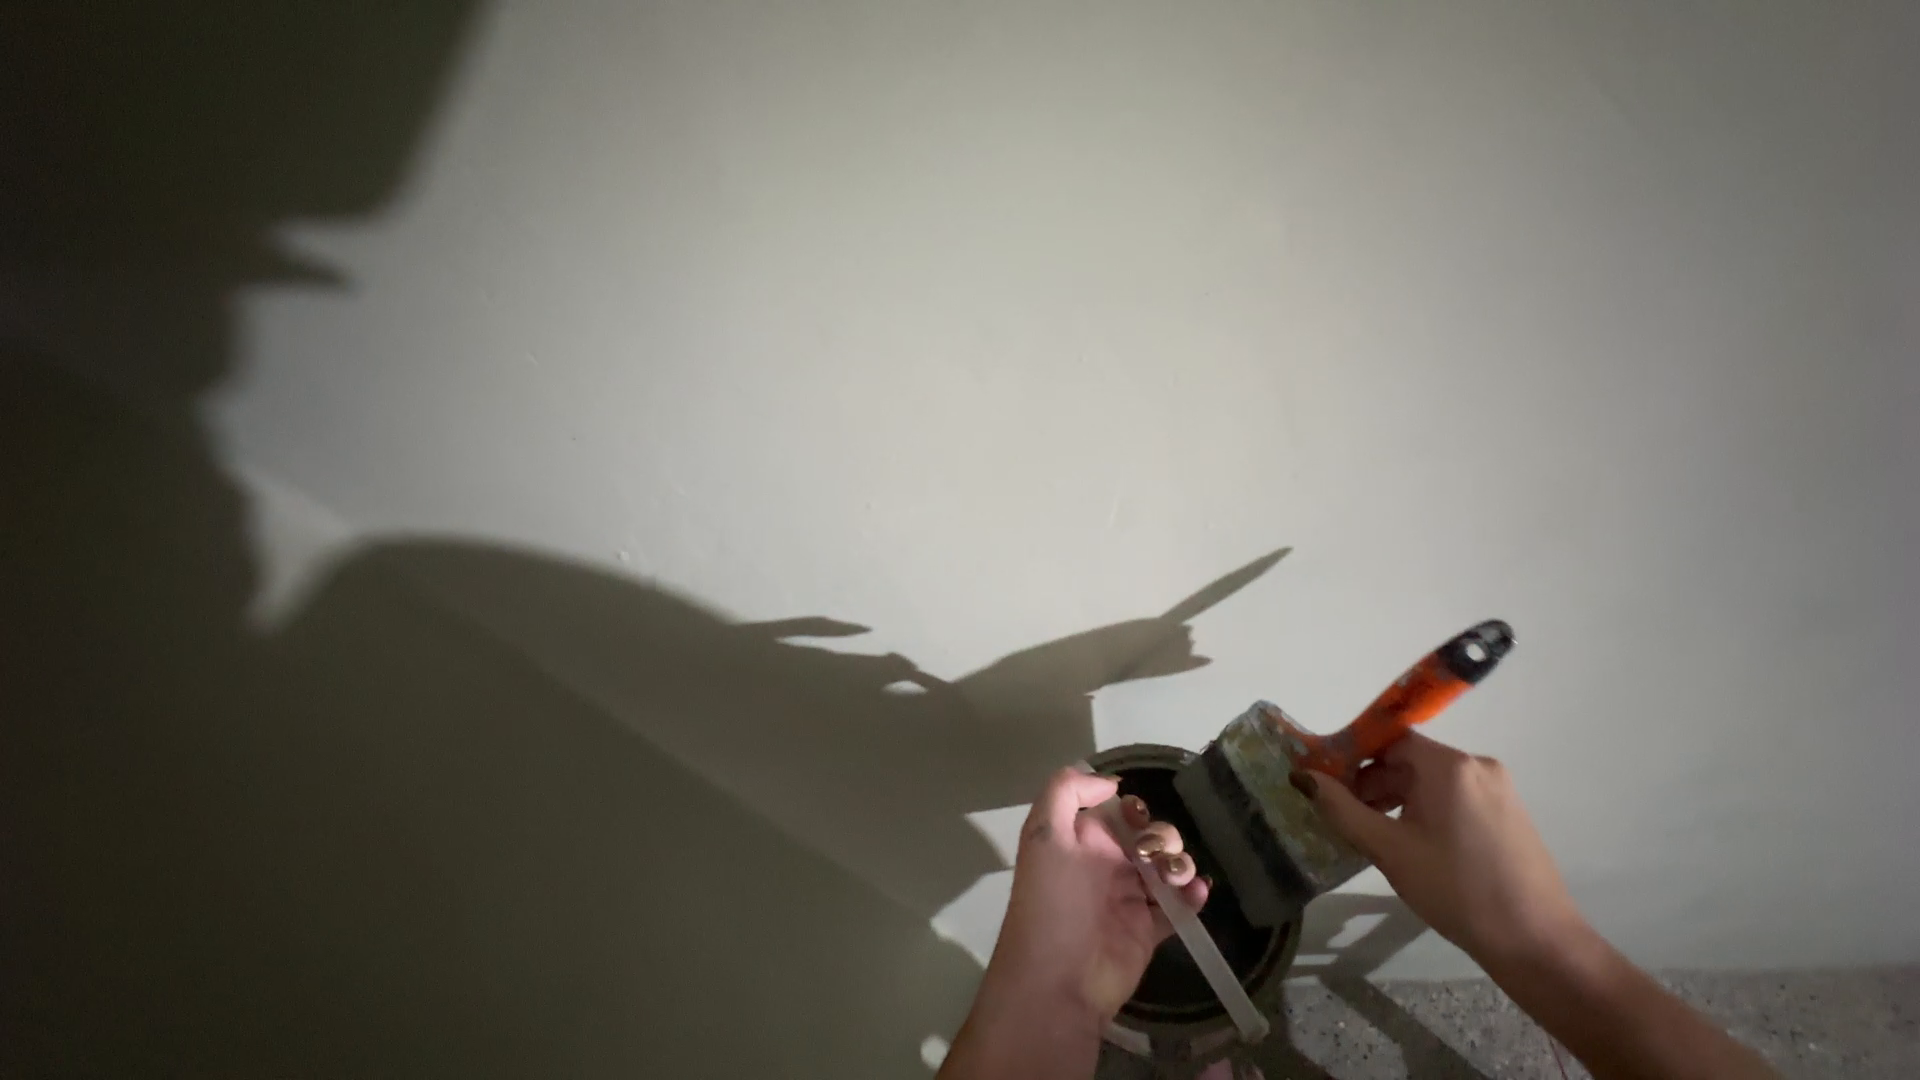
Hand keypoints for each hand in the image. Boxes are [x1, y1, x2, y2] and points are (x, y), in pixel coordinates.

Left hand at [988, 768, 1210, 1022]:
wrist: (1058, 979)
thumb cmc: (1052, 901)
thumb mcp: (1044, 834)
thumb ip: (1066, 792)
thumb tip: (1109, 782)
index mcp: (1080, 841)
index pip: (1115, 812)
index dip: (1132, 808)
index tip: (1137, 817)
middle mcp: (1105, 865)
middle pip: (1147, 835)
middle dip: (1162, 835)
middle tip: (1155, 855)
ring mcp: (1128, 898)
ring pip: (1166, 867)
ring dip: (1180, 863)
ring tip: (1176, 878)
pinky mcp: (1148, 930)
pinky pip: (1178, 906)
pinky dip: (1193, 895)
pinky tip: (1196, 893)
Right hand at [1292, 732, 1584, 966]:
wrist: (1538, 944)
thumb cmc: (1456, 890)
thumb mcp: (1388, 849)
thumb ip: (1341, 807)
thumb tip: (1302, 776)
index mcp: (1449, 766)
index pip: (1388, 739)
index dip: (1353, 754)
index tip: (1326, 779)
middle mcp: (1477, 767)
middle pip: (1408, 759)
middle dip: (1371, 781)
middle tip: (1344, 812)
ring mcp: (1497, 790)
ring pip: (1429, 780)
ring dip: (1396, 797)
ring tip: (1372, 831)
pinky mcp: (1506, 813)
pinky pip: (1452, 796)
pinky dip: (1423, 809)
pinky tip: (1408, 841)